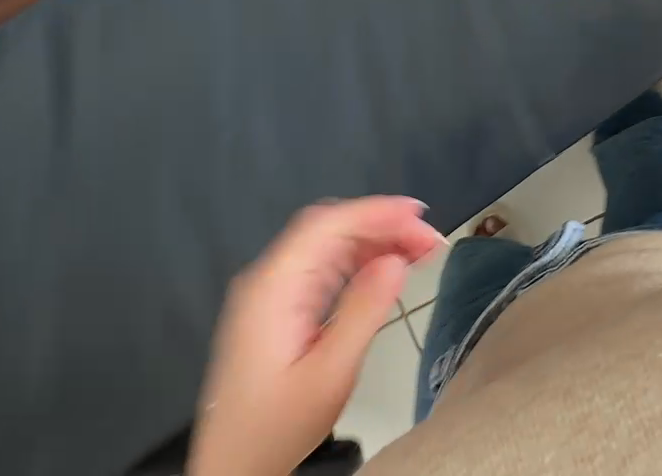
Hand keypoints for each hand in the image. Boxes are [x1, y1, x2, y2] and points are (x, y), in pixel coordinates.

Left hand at [189, 197, 445, 475]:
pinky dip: (360, 258)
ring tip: (420, 250)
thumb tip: (397, 261)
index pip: (326, 225)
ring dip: (375, 239)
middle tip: (428, 238)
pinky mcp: (281, 306)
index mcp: (273, 287)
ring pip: (329, 244)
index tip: (418, 215)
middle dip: (381, 223)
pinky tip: (389, 266)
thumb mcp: (329, 375)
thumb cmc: (277, 427)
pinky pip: (324, 265)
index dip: (375, 211)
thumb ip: (363, 313)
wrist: (233, 470)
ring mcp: (272, 291)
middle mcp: (269, 278)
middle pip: (329, 228)